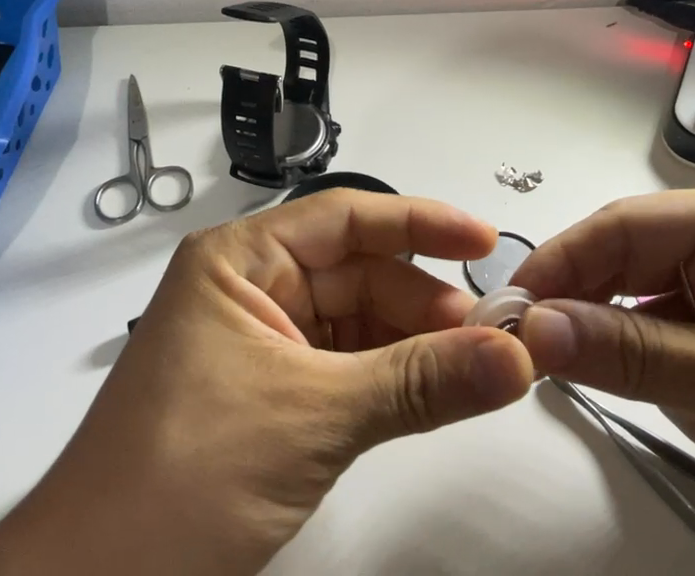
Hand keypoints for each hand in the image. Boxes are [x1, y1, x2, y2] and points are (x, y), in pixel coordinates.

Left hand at [0, 190, 533, 575]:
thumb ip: (419, 381)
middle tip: (494, 333)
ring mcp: (258, 342)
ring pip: (356, 322)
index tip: (484, 242)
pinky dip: (390, 377)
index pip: (344, 219)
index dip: (419, 224)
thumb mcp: (314, 416)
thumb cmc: (181, 476)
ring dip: (413, 343)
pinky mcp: (268, 393)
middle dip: (425, 300)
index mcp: (237, 261)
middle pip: (358, 272)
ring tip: (475, 367)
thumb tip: (513, 356)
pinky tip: (434, 390)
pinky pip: (344, 366)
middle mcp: (248, 289)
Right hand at [510, 181, 694, 575]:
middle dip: (608, 325)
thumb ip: (631, 352)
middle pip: (635, 270)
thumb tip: (533, 327)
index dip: (559, 266)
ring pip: (654, 319)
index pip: (626, 227)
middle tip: (562, 369)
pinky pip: (687, 355)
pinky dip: (690, 393)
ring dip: (658, 369)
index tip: (505, 312)